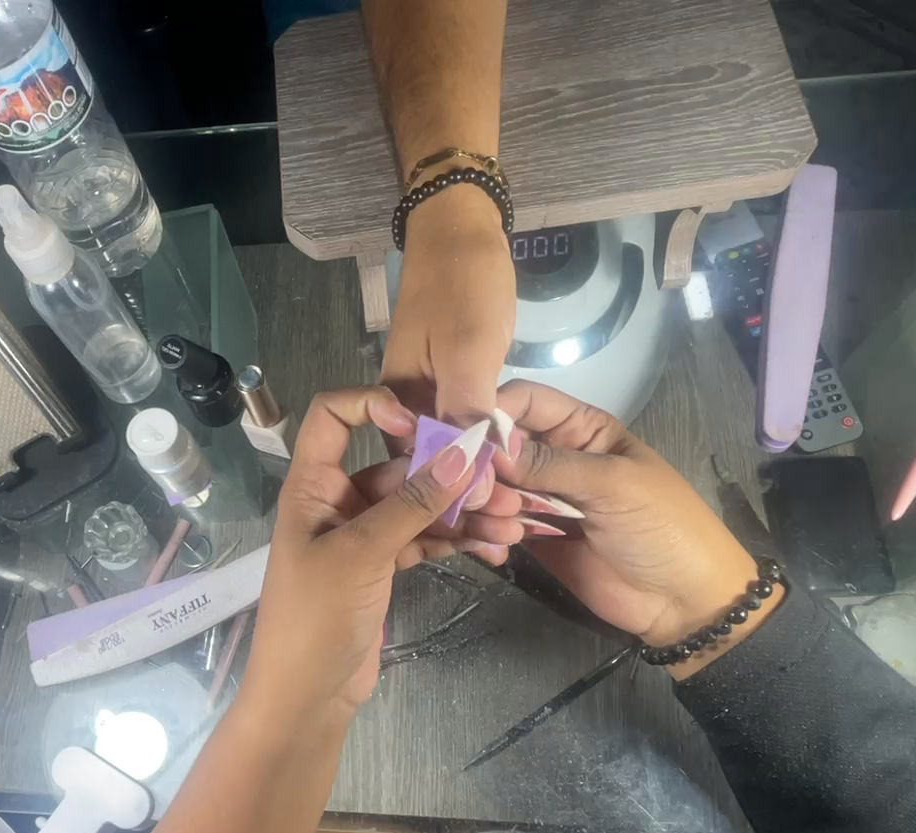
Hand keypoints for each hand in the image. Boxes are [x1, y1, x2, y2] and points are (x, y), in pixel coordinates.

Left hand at [239, 386, 492, 717]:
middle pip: (394, 466)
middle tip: (501, 482)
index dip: (373, 405)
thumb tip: (463, 451)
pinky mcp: (382, 565)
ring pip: (417, 506)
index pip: (333, 417)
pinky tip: (494, 545)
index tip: (420, 422)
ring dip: (462, 511)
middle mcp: (337, 500)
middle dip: (447, 472)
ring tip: (511, 522)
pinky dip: (454, 540)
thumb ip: (412, 504)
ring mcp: (362, 535)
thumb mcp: (362, 554)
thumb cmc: (316, 618)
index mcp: (312, 485)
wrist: (307, 696)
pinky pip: (423, 539)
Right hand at [382, 183, 514, 509]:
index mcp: (400, 402)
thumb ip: (467, 413)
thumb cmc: (462, 285)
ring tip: (515, 516)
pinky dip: (489, 451)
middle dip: (468, 496)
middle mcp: (410, 407)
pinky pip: (467, 430)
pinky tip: (516, 476)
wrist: (461, 224)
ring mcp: (432, 394)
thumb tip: (471, 477)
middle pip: (434, 466)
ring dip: (482, 479)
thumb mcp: (468, 350)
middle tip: (508, 526)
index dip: (450, 495)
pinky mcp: (453, 385)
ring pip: (453, 453)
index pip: (418, 465)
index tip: (486, 521)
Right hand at [493, 381, 782, 676]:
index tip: (464, 436)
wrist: (682, 601)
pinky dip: (484, 535)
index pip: (523, 401)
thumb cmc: (663, 527)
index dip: (491, 410)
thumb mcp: (613, 484)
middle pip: (496, 446)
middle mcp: (553, 457)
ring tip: (506, 532)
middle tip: (488, 499)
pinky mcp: (530, 538)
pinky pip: (491, 526)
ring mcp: (539, 499)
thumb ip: (550, 463)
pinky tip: (499, 551)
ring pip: (488, 488)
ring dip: (484, 508)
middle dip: (483, 469)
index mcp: (580, 429)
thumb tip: (488, 444)